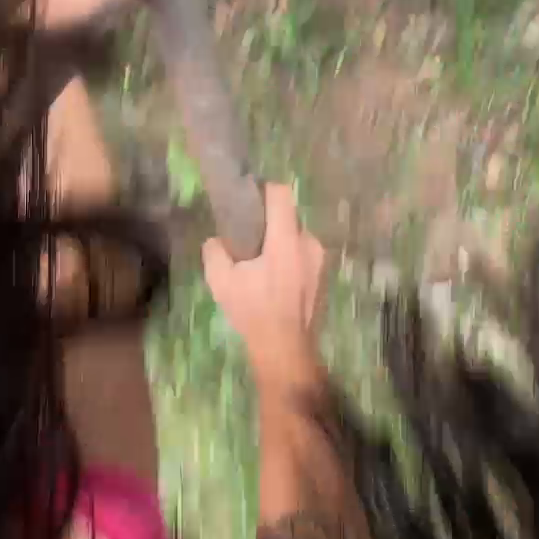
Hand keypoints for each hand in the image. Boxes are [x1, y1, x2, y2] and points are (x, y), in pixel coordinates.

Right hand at [202, 184, 331, 391]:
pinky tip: (274, 278)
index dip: (263, 189)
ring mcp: (321, 261)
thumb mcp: (220, 281)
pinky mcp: (324, 276)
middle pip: (288, 215)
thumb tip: (218, 241)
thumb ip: (215, 251)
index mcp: (285, 241)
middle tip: (249, 236)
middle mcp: (309, 244)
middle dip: (269, 220)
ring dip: (280, 240)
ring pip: (297, 235)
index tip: (247, 199)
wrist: (285, 350)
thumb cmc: (253, 311)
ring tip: (261, 261)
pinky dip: (290, 256)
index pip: (281, 194)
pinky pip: (304, 253)